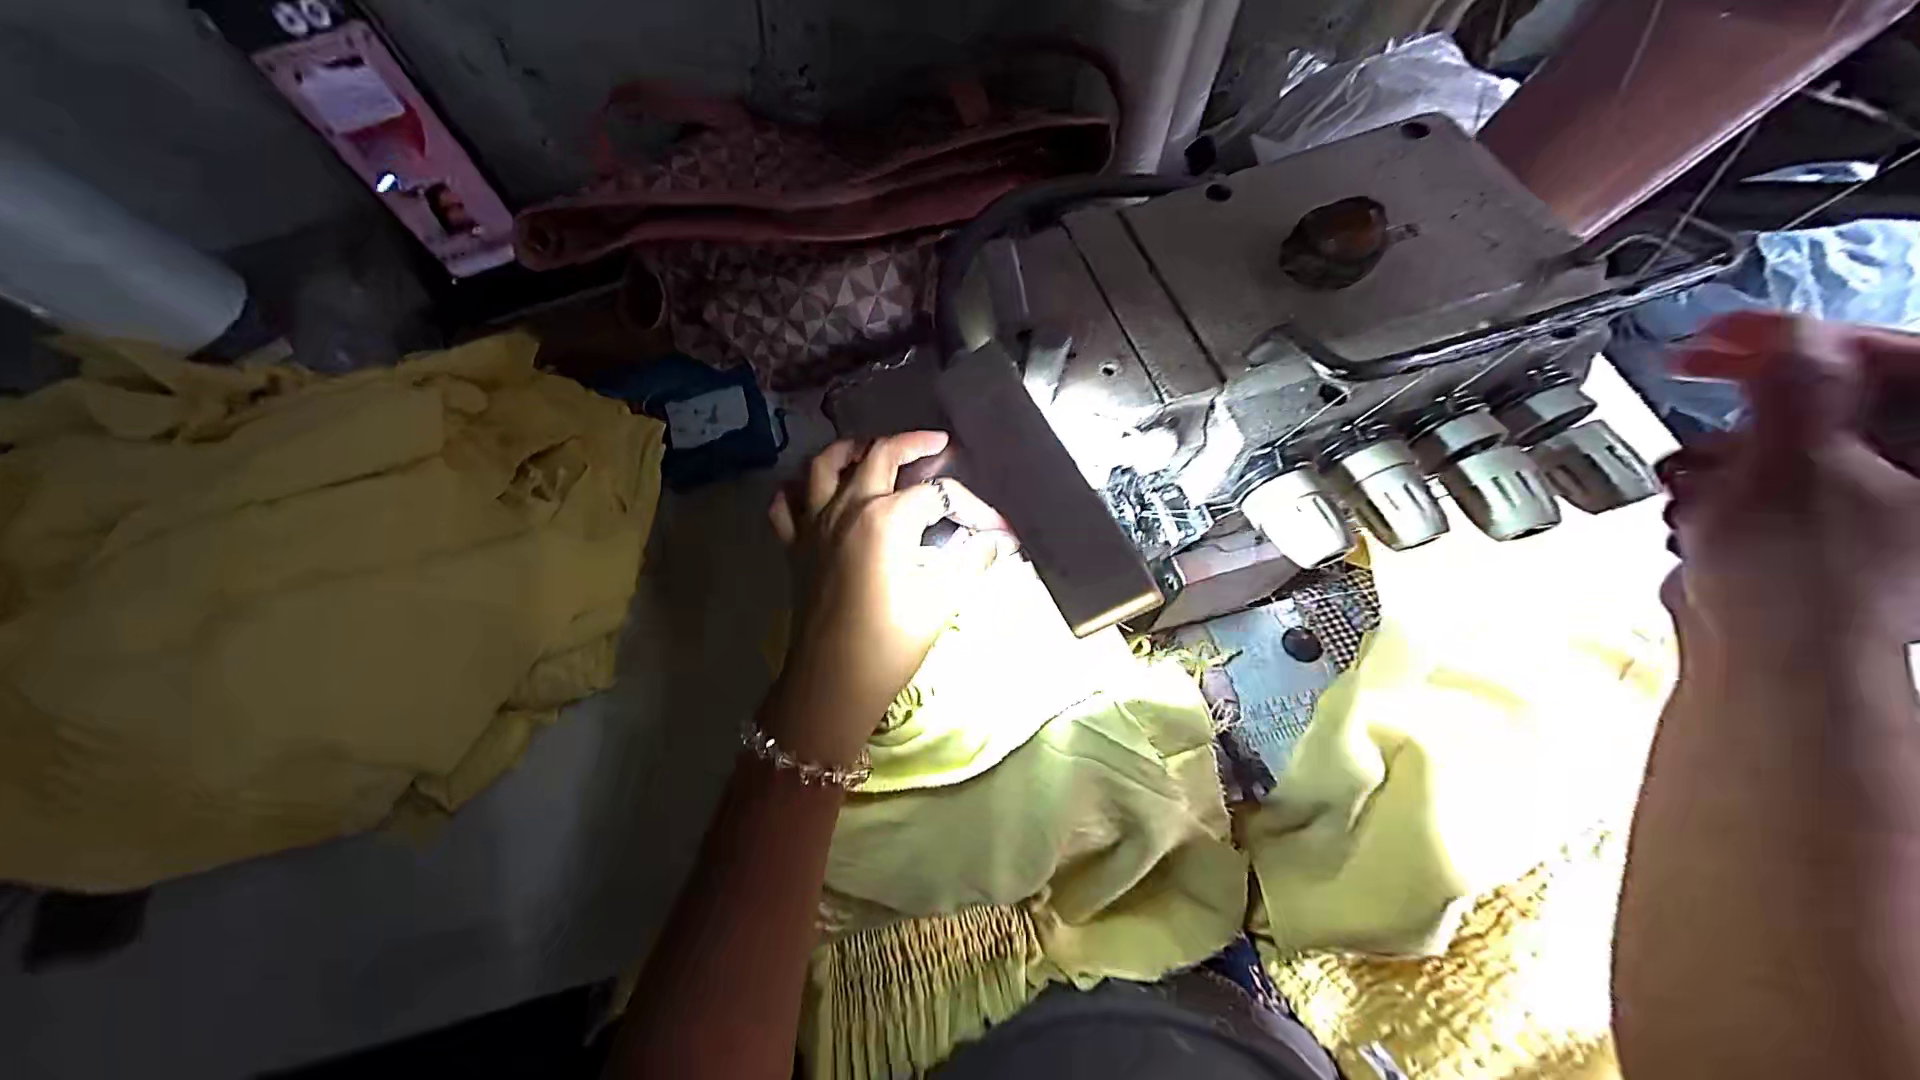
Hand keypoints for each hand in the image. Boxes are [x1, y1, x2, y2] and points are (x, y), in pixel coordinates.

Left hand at [766, 431, 1012, 764]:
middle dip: (913, 444)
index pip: (937, 494)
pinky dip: (800, 488)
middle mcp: (846, 509)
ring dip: (852, 450)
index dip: (973, 506)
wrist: (832, 682)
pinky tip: (818, 493)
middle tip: (935, 445)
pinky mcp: (794, 546)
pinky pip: (786, 503)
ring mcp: (814, 525)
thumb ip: (971, 559)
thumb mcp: (940, 600)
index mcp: (886, 520)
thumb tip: (1000, 539)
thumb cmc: (890, 644)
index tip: (996, 527)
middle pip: (879, 455)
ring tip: (874, 451)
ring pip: (825, 464)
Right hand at [1660, 312, 1919, 660]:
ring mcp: (1875, 504)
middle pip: (1841, 396)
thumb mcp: (1795, 464)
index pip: (1893, 356)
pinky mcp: (1820, 531)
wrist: (1769, 660)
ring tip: (1697, 470)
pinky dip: (1729, 482)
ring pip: (1797, 439)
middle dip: (1758, 398)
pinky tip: (1701, 501)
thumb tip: (1784, 335)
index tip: (1728, 331)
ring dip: (1732, 446)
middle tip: (1698, 383)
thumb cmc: (1805, 578)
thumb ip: (1793, 389)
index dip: (1805, 335)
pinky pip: (1771, 480)